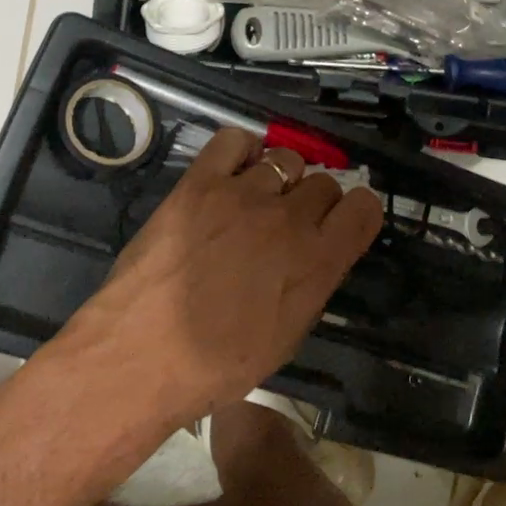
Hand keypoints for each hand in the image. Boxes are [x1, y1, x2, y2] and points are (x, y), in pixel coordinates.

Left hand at [60, 128, 383, 427]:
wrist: (141, 357)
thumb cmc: (216, 365)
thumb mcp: (287, 336)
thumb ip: (312, 283)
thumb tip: (317, 253)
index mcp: (317, 261)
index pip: (364, 208)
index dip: (355, 214)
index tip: (340, 226)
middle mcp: (288, 219)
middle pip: (324, 182)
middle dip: (314, 202)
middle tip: (288, 226)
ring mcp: (243, 194)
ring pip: (285, 160)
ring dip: (279, 180)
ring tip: (256, 202)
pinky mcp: (199, 183)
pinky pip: (234, 141)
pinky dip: (242, 151)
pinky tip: (233, 173)